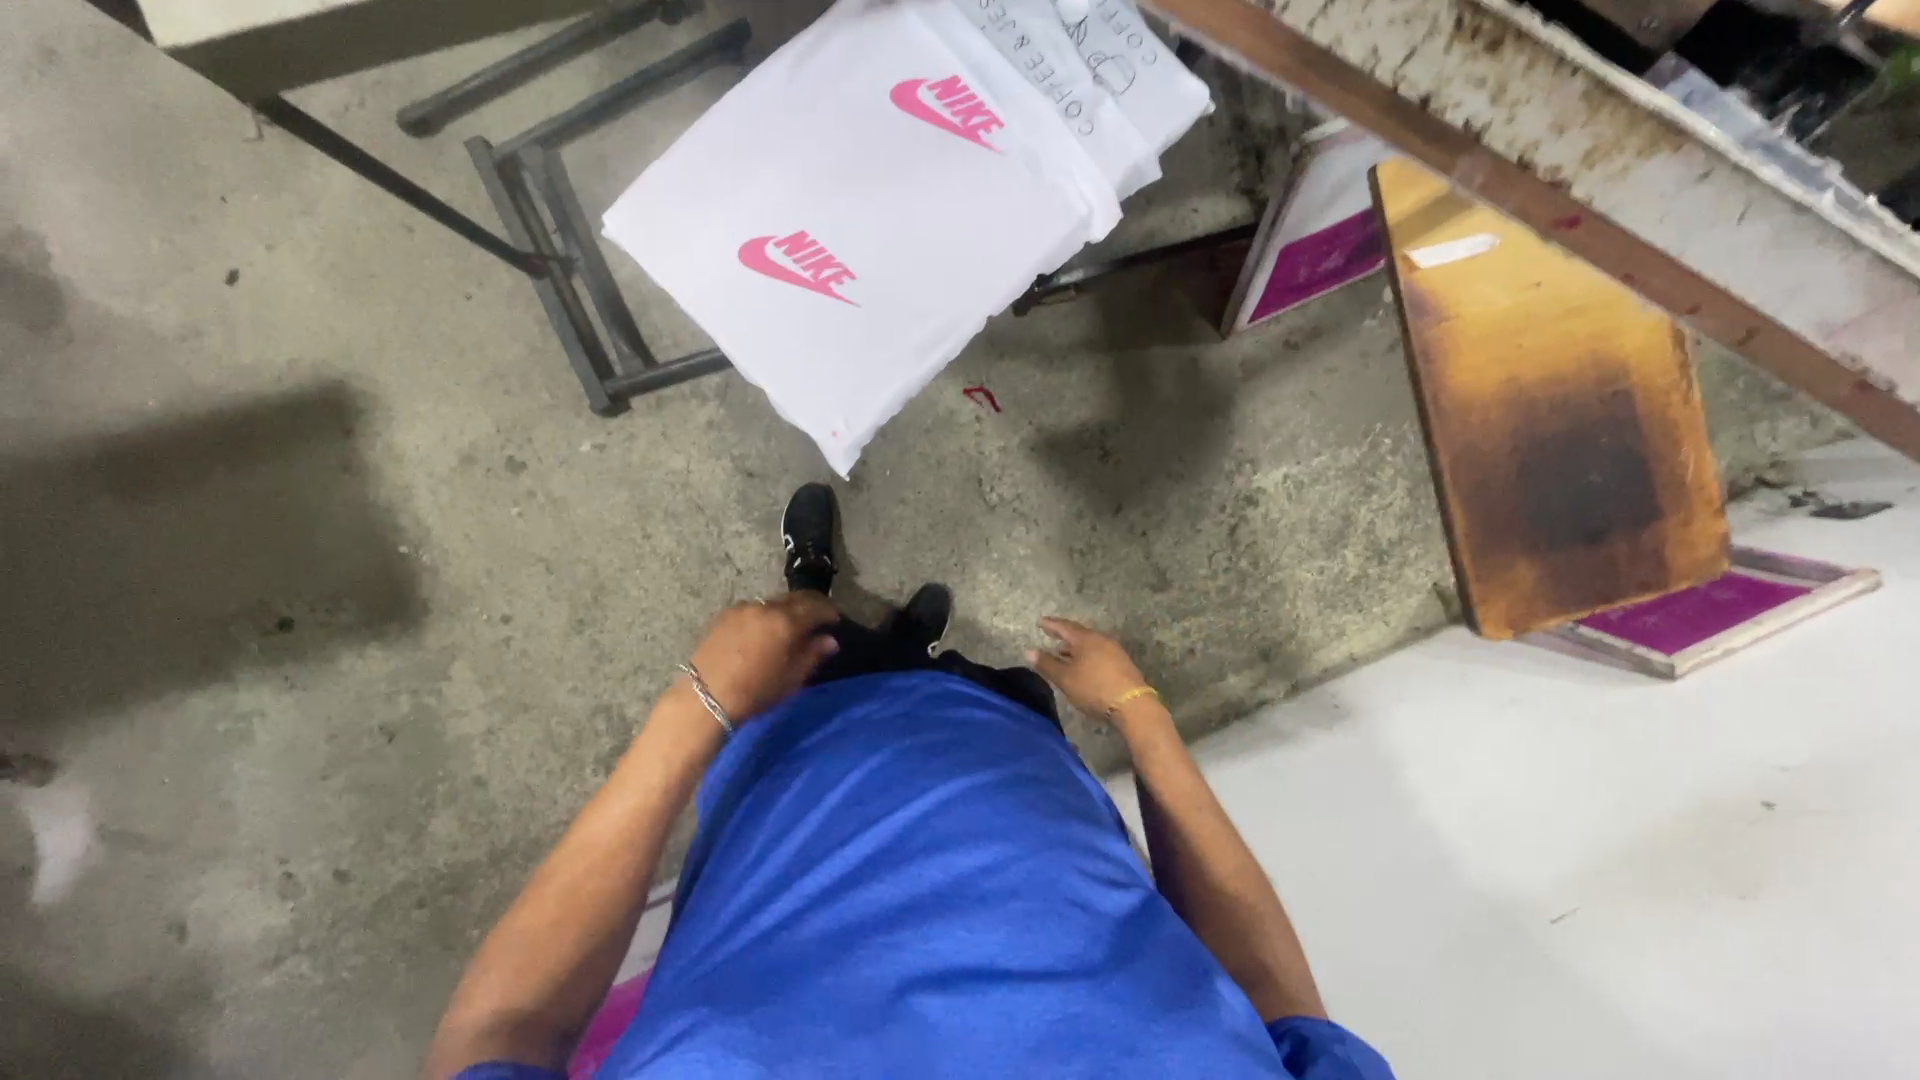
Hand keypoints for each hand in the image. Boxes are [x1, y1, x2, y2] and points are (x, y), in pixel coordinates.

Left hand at [686, 593, 839, 722]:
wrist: (705, 696)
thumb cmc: (755, 691)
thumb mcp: (791, 678)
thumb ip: (812, 654)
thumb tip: (830, 640)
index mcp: (786, 622)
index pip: (816, 606)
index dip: (829, 612)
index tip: (835, 621)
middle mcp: (766, 608)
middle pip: (796, 597)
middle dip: (811, 605)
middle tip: (819, 617)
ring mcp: (744, 608)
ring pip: (774, 602)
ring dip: (788, 609)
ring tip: (791, 626)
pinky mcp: (726, 614)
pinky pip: (755, 609)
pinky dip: (767, 615)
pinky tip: (765, 630)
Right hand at [1026, 617, 1160, 726]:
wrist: (1132, 705)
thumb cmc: (1093, 688)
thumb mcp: (1065, 678)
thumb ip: (1047, 664)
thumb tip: (1029, 651)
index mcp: (1085, 639)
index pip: (1064, 627)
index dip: (1051, 625)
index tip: (1040, 621)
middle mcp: (1101, 640)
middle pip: (1079, 633)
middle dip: (1064, 634)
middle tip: (1051, 633)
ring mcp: (1114, 651)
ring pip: (1090, 644)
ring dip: (1075, 647)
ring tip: (1063, 652)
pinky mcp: (1122, 663)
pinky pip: (1099, 653)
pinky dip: (1087, 655)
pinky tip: (1083, 665)